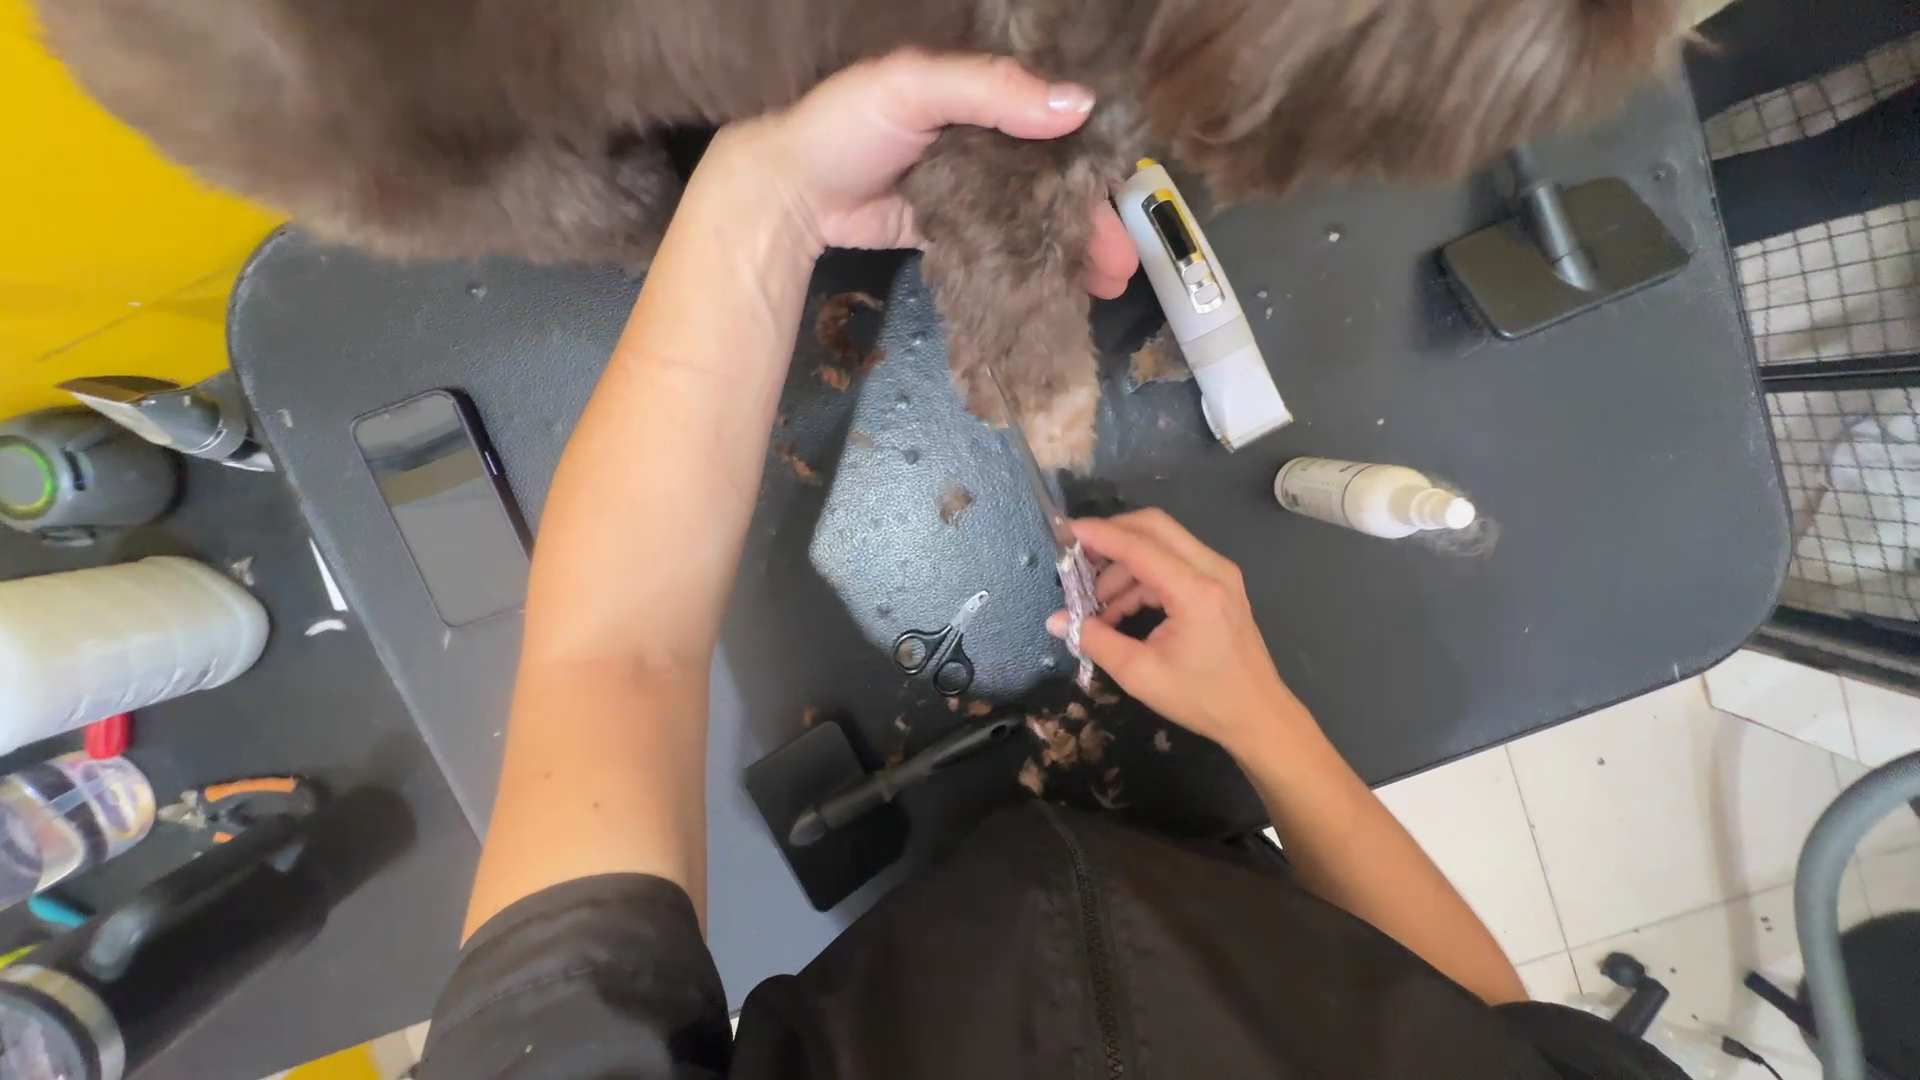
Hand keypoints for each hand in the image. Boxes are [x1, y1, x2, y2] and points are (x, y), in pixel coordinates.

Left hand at [705, 50, 1138, 297]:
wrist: (790, 188)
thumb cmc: (849, 124)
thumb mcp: (917, 87)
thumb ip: (992, 92)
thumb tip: (1079, 107)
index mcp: (981, 101)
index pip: (1053, 131)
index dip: (1092, 168)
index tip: (1125, 205)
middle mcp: (983, 146)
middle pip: (1050, 188)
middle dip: (1089, 228)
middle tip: (1121, 268)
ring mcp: (966, 194)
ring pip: (1028, 224)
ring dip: (1064, 256)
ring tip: (1101, 290)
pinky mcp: (945, 233)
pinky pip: (995, 250)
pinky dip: (1023, 269)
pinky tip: (1051, 291)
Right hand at [1045, 509, 1306, 750]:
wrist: (1258, 716)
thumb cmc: (1202, 699)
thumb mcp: (1140, 674)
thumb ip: (1095, 640)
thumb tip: (1056, 621)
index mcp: (1195, 591)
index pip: (1139, 546)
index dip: (1099, 536)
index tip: (1065, 533)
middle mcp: (1212, 570)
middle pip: (1154, 527)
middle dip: (1111, 536)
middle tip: (1077, 556)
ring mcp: (1218, 574)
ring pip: (1161, 544)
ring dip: (1123, 565)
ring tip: (1094, 602)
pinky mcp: (1218, 584)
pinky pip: (1171, 563)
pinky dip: (1140, 577)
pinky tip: (1119, 609)